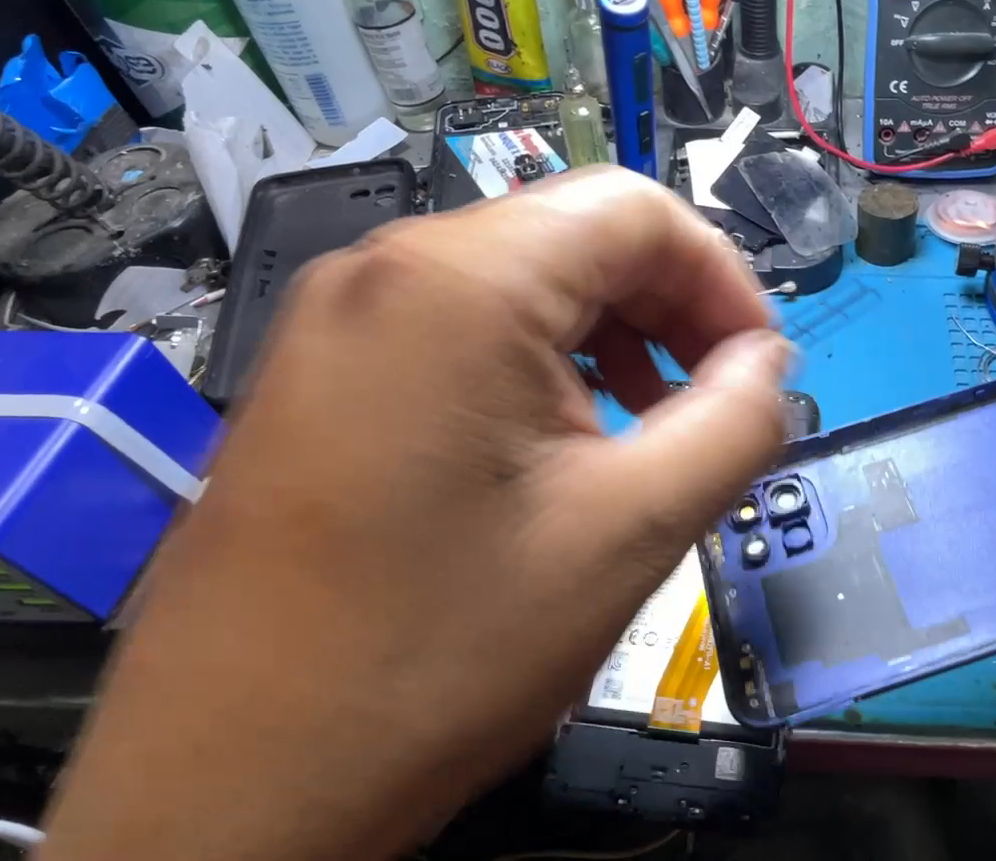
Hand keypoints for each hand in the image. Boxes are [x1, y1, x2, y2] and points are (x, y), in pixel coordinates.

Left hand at [39, 169, 794, 859]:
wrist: (228, 786)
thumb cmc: (434, 655)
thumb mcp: (629, 533)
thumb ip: (736, 424)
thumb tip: (767, 365)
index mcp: (461, 281)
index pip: (637, 210)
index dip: (721, 278)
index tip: (758, 362)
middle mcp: (387, 269)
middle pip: (578, 236)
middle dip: (670, 308)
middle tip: (714, 398)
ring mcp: (343, 317)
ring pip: (525, 282)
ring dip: (613, 337)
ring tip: (648, 427)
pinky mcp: (326, 371)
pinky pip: (465, 328)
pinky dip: (543, 363)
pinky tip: (564, 443)